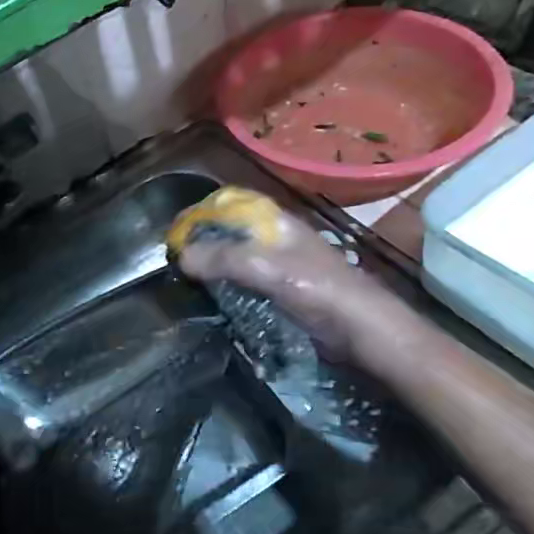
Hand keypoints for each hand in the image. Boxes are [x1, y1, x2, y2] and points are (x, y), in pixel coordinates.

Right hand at [174, 203, 396, 357]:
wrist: (360, 329)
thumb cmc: (318, 289)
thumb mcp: (268, 269)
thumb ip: (225, 259)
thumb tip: (181, 255)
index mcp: (274, 222)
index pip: (230, 203)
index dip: (201, 212)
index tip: (173, 232)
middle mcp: (275, 238)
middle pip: (230, 231)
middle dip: (202, 242)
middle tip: (173, 261)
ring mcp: (279, 266)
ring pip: (237, 258)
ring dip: (213, 267)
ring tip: (185, 281)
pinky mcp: (282, 292)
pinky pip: (246, 283)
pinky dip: (227, 287)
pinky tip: (211, 299)